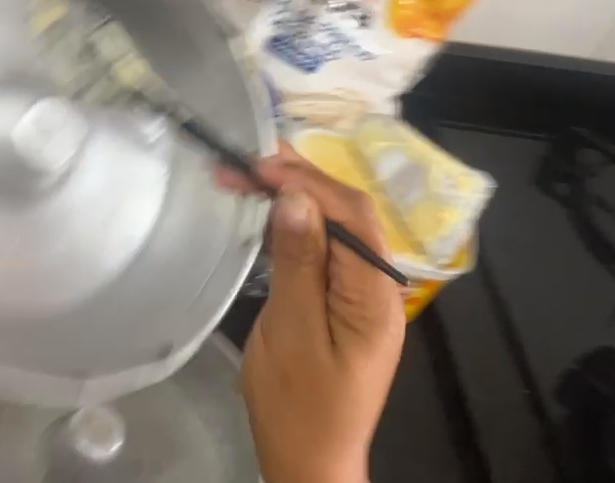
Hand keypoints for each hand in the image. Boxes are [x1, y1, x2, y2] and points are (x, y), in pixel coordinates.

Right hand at [218, 145, 405, 482]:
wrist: (308, 462)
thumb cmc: (298, 405)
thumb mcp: (293, 332)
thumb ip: (298, 262)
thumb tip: (296, 198)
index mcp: (374, 296)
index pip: (351, 215)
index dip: (306, 180)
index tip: (255, 165)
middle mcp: (375, 286)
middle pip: (344, 211)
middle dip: (295, 178)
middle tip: (240, 162)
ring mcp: (357, 292)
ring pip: (330, 223)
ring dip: (289, 194)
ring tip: (242, 175)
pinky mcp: (336, 298)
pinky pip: (319, 244)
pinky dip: (289, 220)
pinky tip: (262, 210)